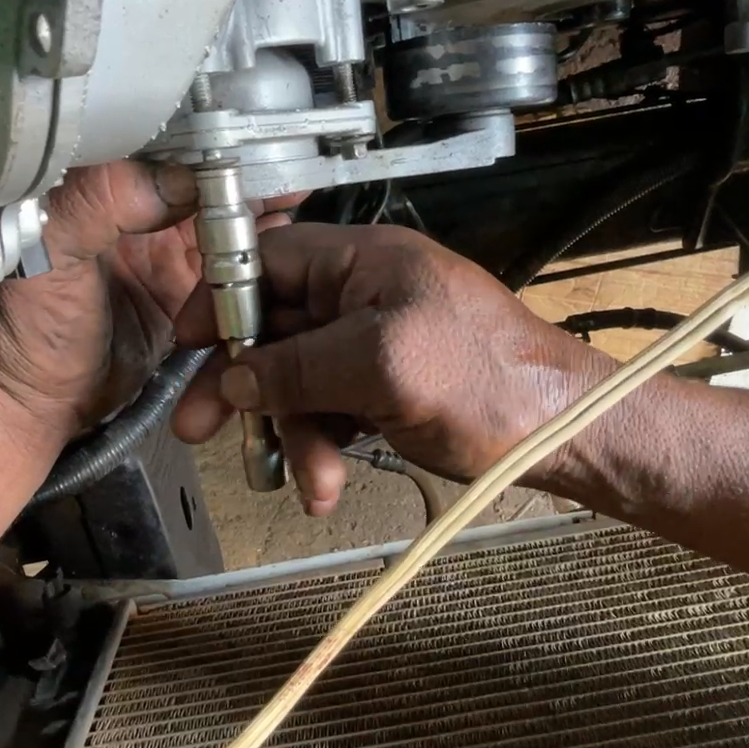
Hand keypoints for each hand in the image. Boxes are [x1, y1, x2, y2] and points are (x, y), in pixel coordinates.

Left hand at [0, 160, 293, 441]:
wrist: (38, 406)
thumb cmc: (23, 331)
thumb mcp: (46, 253)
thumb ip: (99, 203)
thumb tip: (177, 179)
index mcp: (95, 190)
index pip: (157, 147)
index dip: (203, 137)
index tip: (247, 132)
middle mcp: (133, 213)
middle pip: (199, 180)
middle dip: (244, 169)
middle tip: (291, 160)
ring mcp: (162, 253)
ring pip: (221, 222)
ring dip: (258, 211)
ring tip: (298, 194)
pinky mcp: (186, 294)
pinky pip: (229, 270)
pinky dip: (257, 258)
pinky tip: (286, 244)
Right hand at [173, 223, 613, 514]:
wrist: (562, 434)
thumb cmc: (485, 382)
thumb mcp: (383, 366)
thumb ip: (299, 365)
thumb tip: (233, 377)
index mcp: (363, 261)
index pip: (269, 261)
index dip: (221, 297)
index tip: (186, 345)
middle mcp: (362, 296)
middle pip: (275, 330)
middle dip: (245, 384)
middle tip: (199, 429)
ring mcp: (372, 346)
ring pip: (299, 382)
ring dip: (294, 434)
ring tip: (311, 483)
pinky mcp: (383, 390)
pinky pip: (330, 412)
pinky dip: (323, 448)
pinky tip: (325, 487)